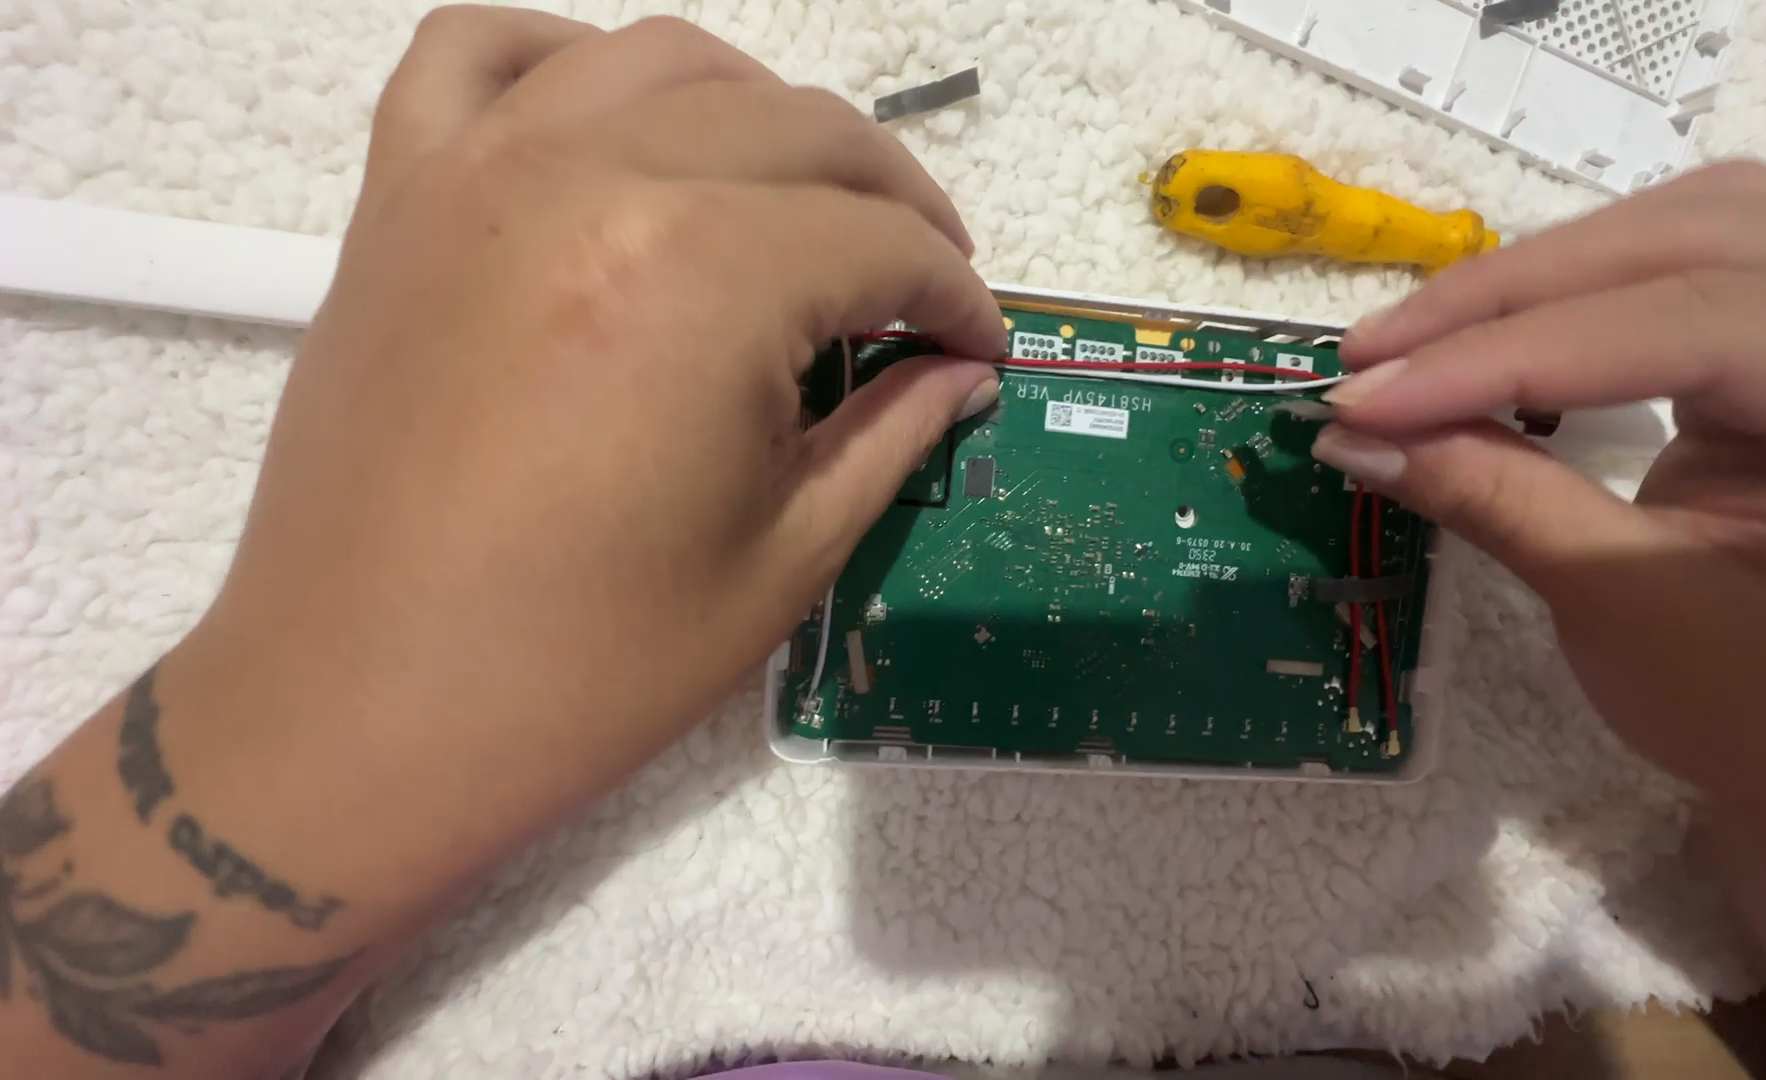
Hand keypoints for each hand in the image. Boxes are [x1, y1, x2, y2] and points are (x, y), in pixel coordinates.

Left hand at [4, 12, 1007, 1074]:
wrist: (371, 710)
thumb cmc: (601, 663)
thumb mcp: (791, 555)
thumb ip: (894, 434)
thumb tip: (965, 373)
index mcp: (704, 284)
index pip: (884, 246)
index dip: (958, 296)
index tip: (984, 347)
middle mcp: (594, 178)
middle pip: (804, 131)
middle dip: (902, 205)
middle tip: (933, 287)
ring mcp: (481, 168)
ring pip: (673, 63)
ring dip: (780, 123)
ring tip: (818, 209)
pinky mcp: (402, 194)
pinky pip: (496, 54)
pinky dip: (592, 68)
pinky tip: (644, 134)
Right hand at [1313, 161, 1765, 833]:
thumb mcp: (1620, 605)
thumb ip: (1490, 497)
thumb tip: (1350, 436)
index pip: (1698, 325)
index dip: (1504, 359)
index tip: (1361, 402)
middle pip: (1694, 238)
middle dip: (1500, 299)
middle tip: (1365, 362)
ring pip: (1687, 225)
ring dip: (1523, 281)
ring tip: (1405, 347)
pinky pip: (1687, 255)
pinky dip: (1563, 288)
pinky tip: (1484, 330)